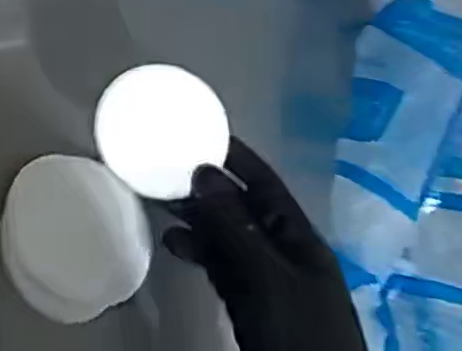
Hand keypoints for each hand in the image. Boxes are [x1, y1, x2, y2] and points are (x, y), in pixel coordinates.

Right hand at [164, 138, 363, 350]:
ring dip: (196, 218)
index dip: (235, 156)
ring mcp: (265, 281)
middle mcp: (281, 252)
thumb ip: (236, 226)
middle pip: (240, 206)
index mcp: (297, 237)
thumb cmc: (300, 337)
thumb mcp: (269, 279)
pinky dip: (198, 252)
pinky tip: (174, 244)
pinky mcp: (249, 306)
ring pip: (226, 236)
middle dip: (206, 186)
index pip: (264, 182)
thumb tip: (204, 171)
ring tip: (160, 201)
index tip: (199, 132)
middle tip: (166, 166)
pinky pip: (220, 267)